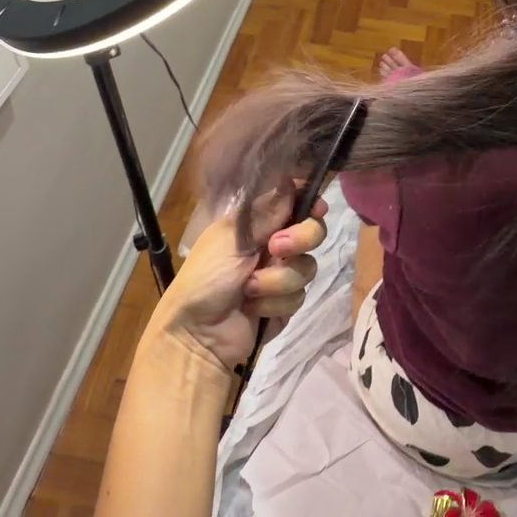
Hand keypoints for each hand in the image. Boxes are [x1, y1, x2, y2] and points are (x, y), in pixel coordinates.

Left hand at [149, 186, 326, 371]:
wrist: (198, 335)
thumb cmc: (206, 278)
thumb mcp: (233, 239)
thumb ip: (267, 213)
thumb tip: (290, 181)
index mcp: (257, 224)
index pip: (294, 203)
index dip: (310, 203)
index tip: (318, 209)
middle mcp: (272, 244)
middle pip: (312, 231)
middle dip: (300, 239)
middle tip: (277, 249)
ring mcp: (281, 275)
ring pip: (307, 267)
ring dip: (277, 280)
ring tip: (249, 289)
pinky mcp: (285, 303)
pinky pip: (299, 296)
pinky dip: (274, 303)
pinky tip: (253, 309)